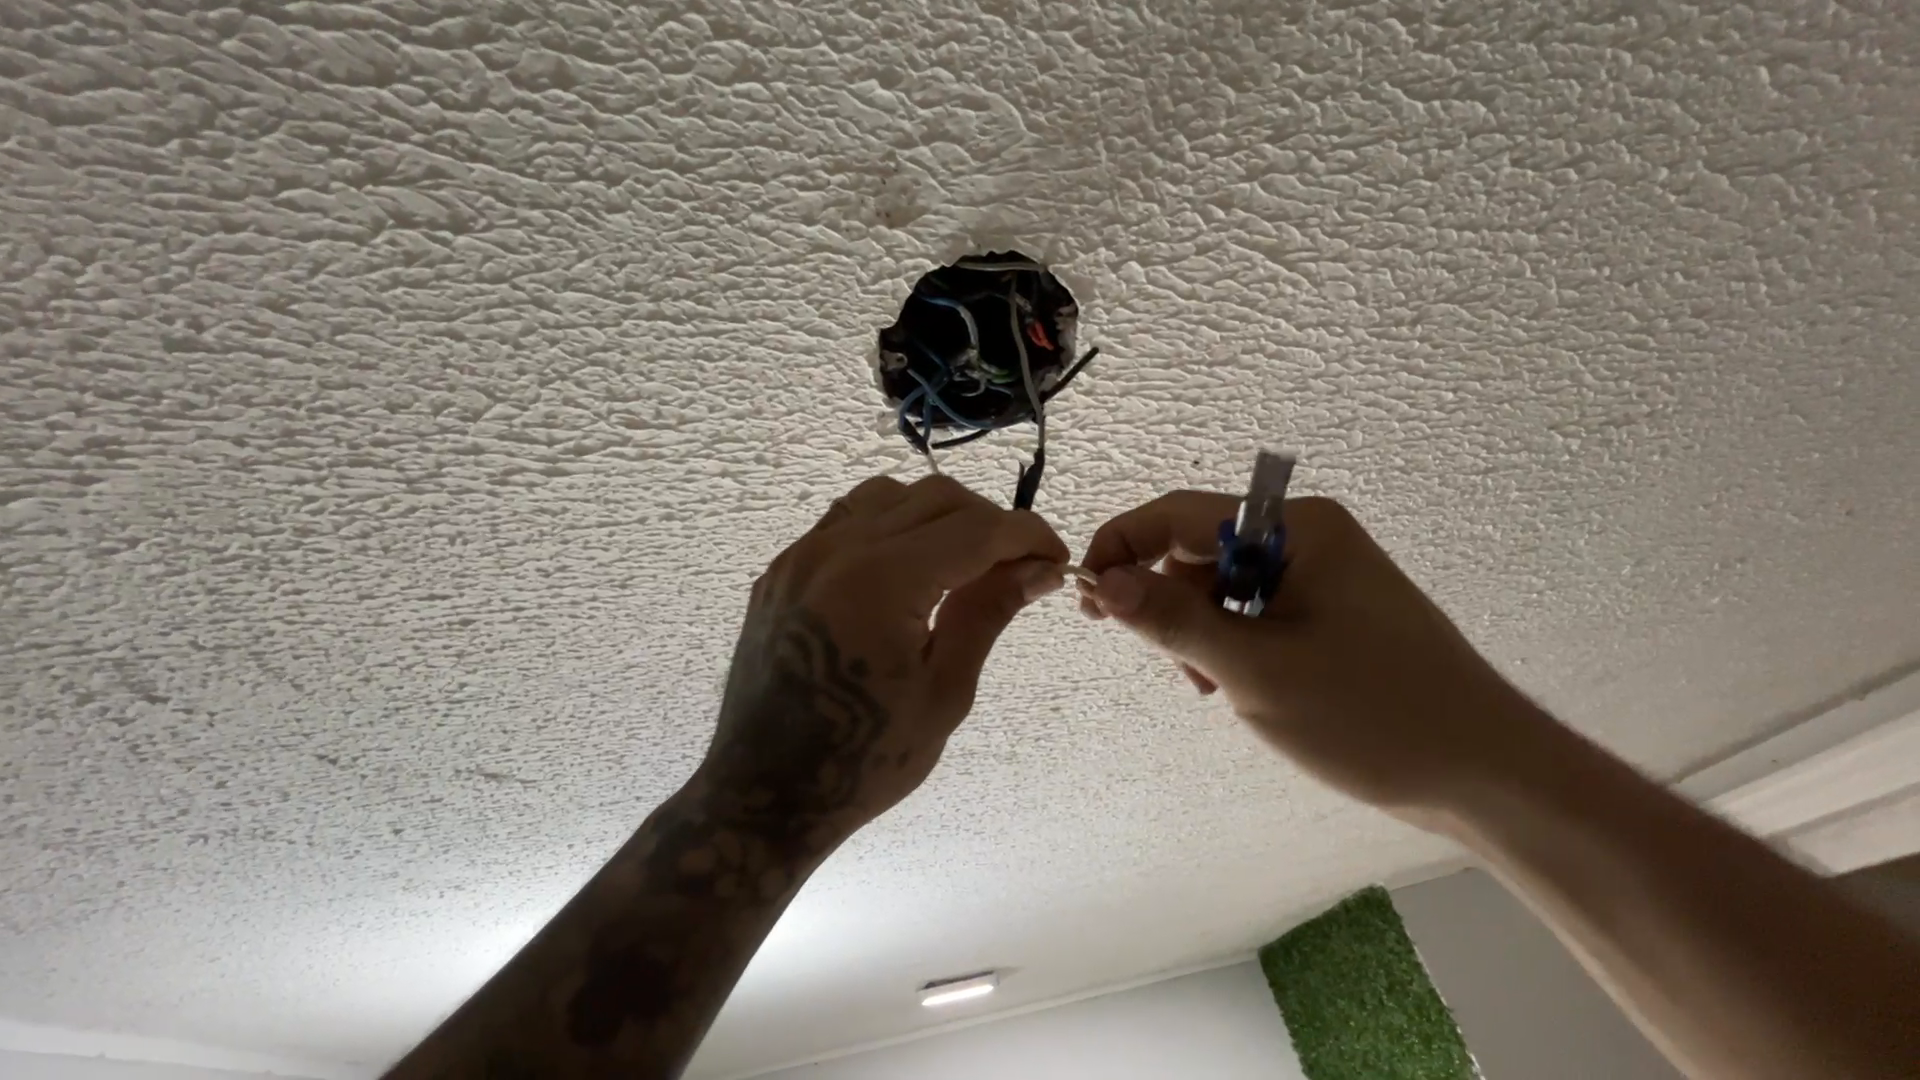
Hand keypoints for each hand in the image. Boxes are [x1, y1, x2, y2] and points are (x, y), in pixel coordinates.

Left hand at [701, 474, 1067, 836]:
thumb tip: (1040, 568)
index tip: (1056, 559)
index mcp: (882, 579)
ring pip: (888, 495)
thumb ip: (989, 612)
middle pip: (936, 497)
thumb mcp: (945, 690)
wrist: (764, 792)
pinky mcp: (783, 570)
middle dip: (989, 522)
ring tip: (962, 564)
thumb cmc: (865, 758)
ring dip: (938, 515)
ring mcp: (802, 554)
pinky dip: (890, 526)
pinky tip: (906, 570)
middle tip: (1017, 568)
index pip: (976, 528)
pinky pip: (846, 519)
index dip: (1028, 536)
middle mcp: (837, 548)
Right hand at [1080, 492, 1542, 816]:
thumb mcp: (1254, 670)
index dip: (1122, 547)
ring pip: (1222, 588)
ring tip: (1209, 688)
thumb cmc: (1370, 713)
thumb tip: (1100, 581)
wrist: (1485, 773)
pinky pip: (1254, 613)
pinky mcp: (1330, 612)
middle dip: (1166, 601)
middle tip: (1160, 660)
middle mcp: (1308, 537)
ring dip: (1198, 631)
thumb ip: (1172, 619)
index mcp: (1296, 528)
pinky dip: (1230, 645)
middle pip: (1199, 551)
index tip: (1084, 597)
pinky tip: (1235, 686)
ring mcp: (1322, 576)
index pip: (1180, 516)